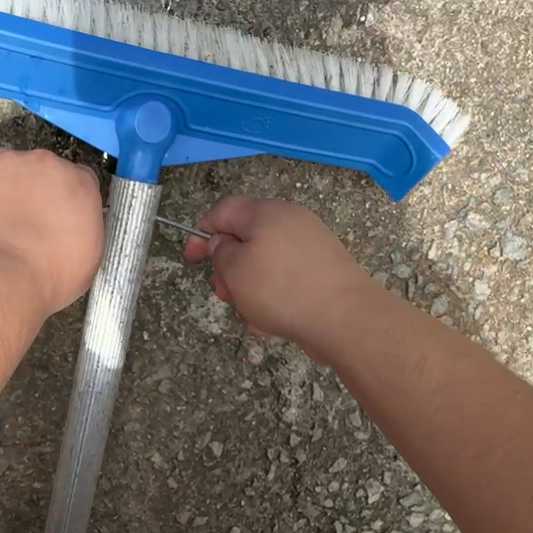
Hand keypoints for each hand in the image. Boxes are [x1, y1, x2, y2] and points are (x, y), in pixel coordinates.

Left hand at [0, 150, 103, 315]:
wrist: (2, 279)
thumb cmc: (48, 277)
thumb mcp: (87, 259)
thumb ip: (82, 228)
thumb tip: (69, 228)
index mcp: (79, 184)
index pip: (76, 180)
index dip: (63, 201)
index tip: (55, 219)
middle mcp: (43, 163)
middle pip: (37, 170)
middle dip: (30, 195)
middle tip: (22, 230)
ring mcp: (3, 164)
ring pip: (1, 173)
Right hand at [184, 196, 380, 349]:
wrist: (341, 316)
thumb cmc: (280, 290)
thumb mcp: (234, 270)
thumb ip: (220, 253)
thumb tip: (222, 244)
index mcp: (265, 213)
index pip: (223, 210)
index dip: (201, 232)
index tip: (191, 257)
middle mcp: (289, 220)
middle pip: (245, 239)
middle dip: (228, 268)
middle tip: (225, 294)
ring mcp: (308, 244)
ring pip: (263, 264)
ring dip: (249, 289)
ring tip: (252, 315)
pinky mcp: (321, 269)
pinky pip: (284, 279)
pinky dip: (271, 298)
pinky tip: (272, 322)